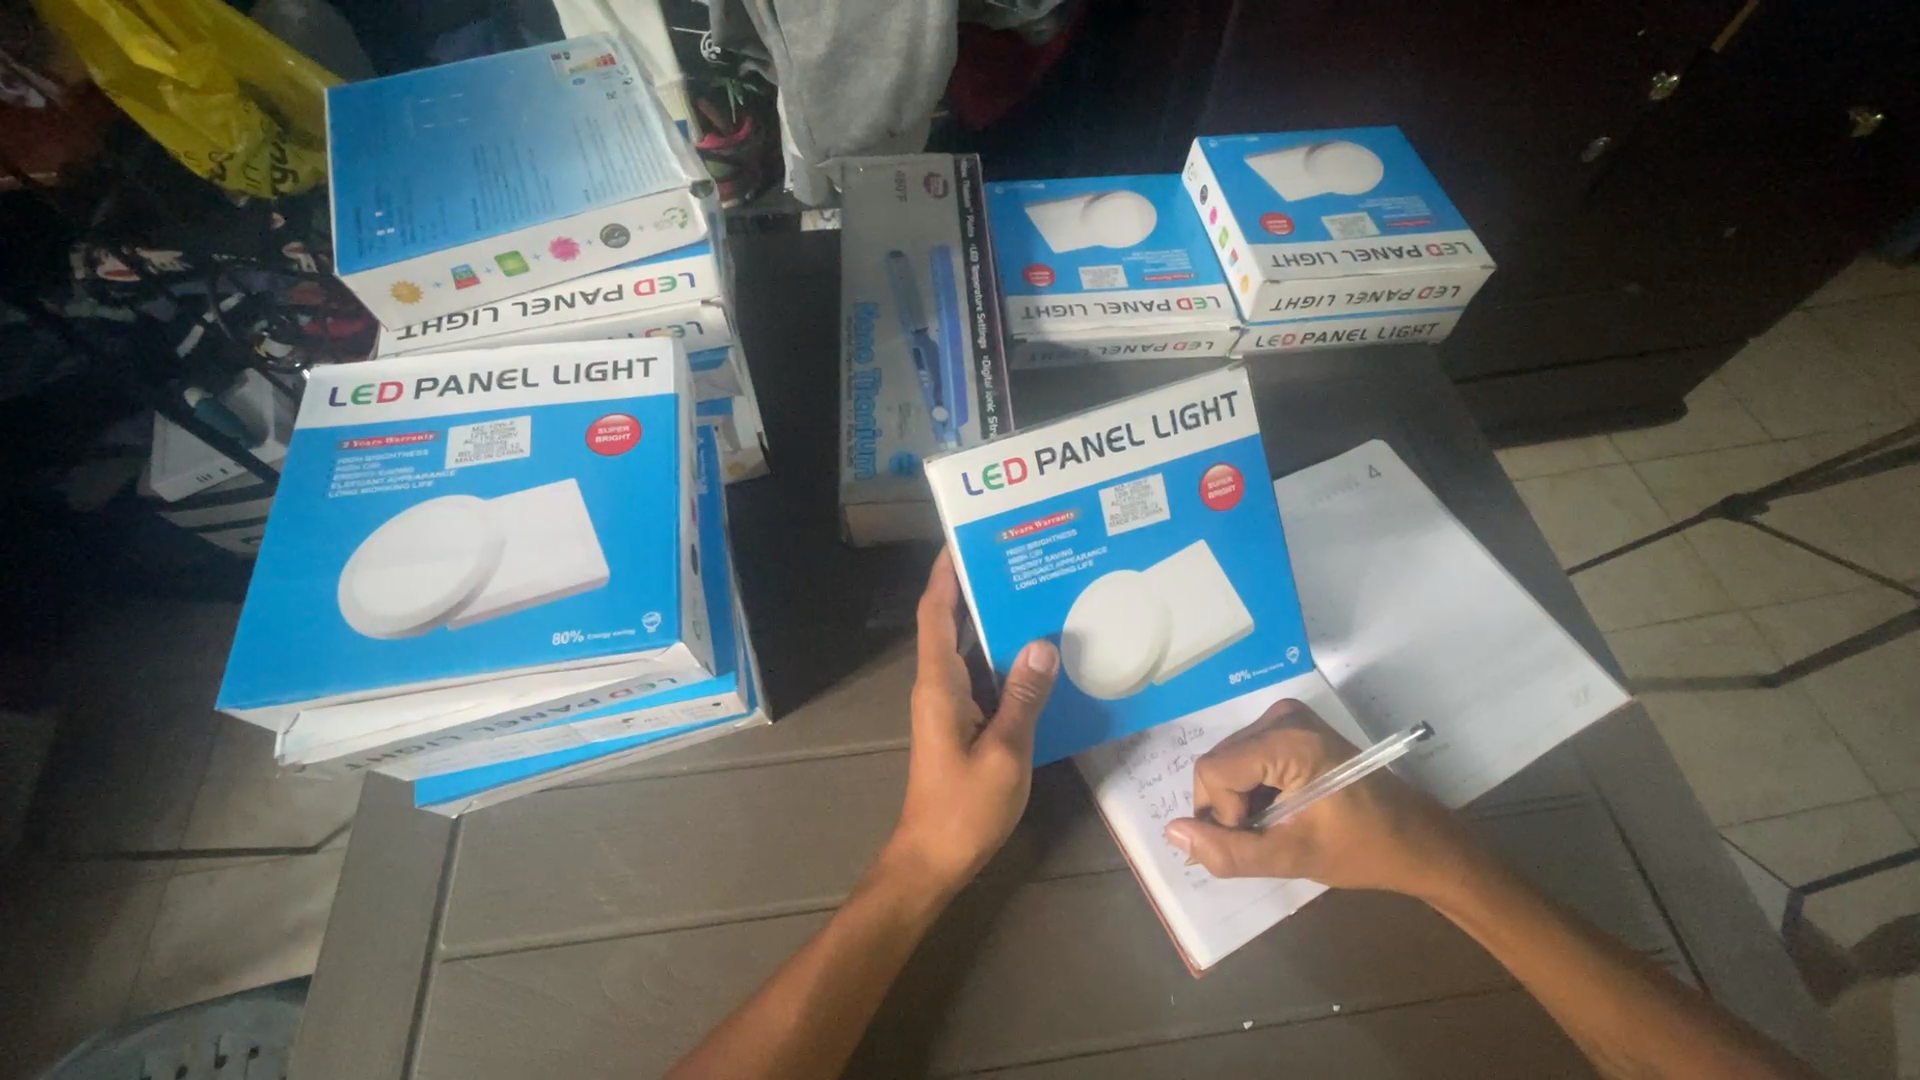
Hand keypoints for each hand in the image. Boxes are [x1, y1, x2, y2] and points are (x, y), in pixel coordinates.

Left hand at [886, 549, 1059, 893]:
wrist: (933, 858)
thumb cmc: (964, 808)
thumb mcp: (1005, 752)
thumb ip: (1024, 697)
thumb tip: (1042, 643)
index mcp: (940, 683)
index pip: (935, 612)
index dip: (945, 573)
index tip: (964, 539)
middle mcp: (940, 684)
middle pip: (951, 622)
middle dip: (977, 588)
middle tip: (1019, 558)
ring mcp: (951, 704)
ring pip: (971, 650)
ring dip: (995, 623)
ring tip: (1038, 593)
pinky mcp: (964, 722)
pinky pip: (984, 677)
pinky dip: (1005, 660)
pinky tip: (1040, 655)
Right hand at [1162, 701, 1482, 900]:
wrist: (1418, 840)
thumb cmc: (1361, 850)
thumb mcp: (1291, 858)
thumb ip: (1228, 850)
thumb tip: (1173, 833)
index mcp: (1288, 741)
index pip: (1213, 771)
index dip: (1223, 813)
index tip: (1260, 839)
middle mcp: (1281, 717)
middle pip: (1217, 763)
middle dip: (1229, 807)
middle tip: (1267, 836)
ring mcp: (1286, 717)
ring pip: (1227, 761)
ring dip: (1238, 799)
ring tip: (1277, 824)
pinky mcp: (1290, 726)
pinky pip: (1244, 755)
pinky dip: (1250, 787)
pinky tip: (1280, 808)